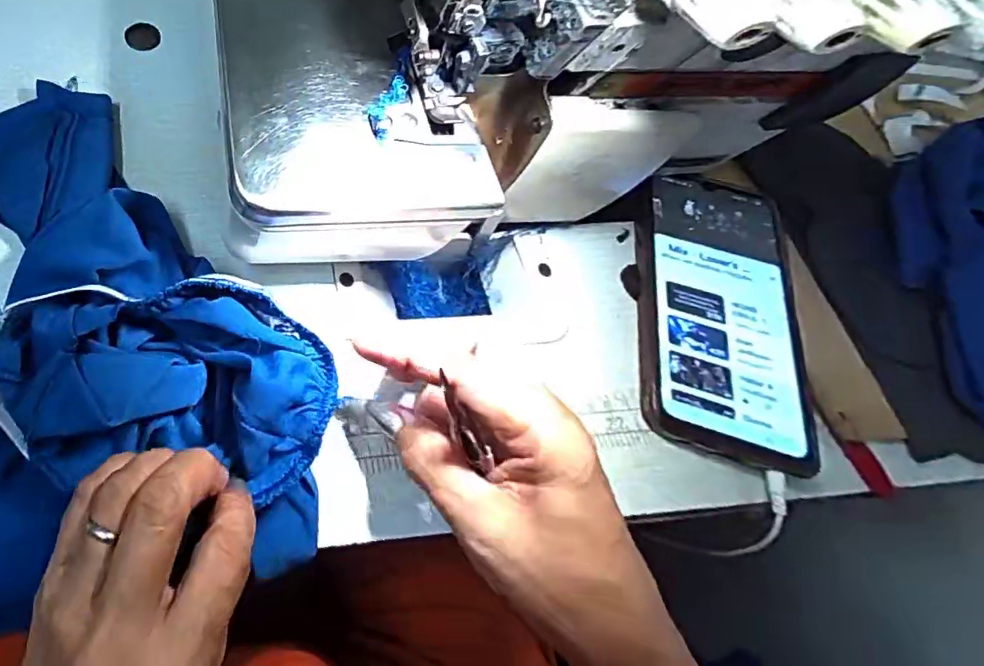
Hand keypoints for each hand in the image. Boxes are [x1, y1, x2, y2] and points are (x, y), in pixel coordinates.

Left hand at [25, 449, 255, 665]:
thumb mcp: (200, 661)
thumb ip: (217, 589)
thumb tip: (228, 505)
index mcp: (175, 655)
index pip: (218, 559)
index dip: (237, 511)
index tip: (239, 494)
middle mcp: (120, 618)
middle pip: (157, 510)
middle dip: (191, 469)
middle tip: (211, 469)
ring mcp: (73, 593)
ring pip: (113, 493)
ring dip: (152, 461)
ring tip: (176, 463)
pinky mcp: (46, 576)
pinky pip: (80, 500)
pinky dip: (113, 470)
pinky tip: (135, 469)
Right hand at [353, 339, 693, 665]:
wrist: (616, 636)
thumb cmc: (565, 586)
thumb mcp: (479, 522)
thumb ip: (429, 460)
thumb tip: (394, 417)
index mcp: (541, 426)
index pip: (461, 367)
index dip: (407, 353)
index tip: (367, 346)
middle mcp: (544, 416)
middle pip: (466, 369)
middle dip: (418, 372)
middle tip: (375, 371)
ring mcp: (540, 431)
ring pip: (470, 394)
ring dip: (434, 407)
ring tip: (414, 437)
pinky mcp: (532, 448)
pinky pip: (480, 419)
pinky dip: (450, 427)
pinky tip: (437, 449)